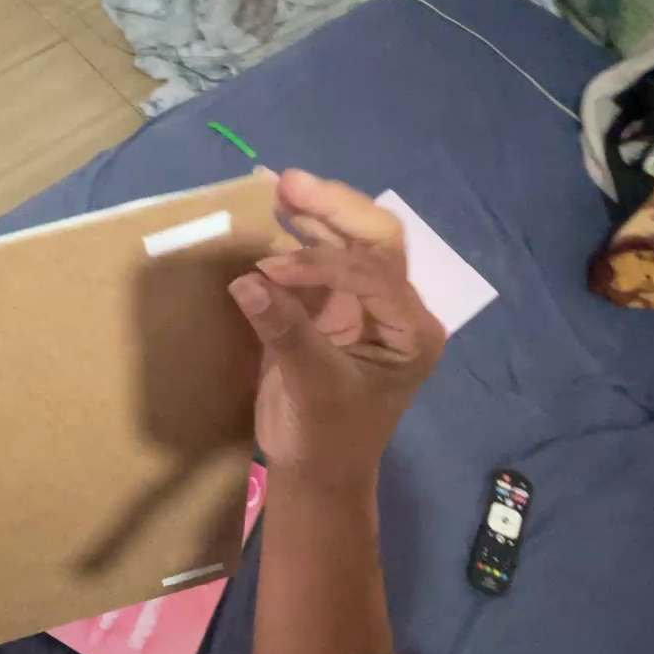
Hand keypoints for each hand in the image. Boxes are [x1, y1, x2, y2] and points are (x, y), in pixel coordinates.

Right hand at [229, 170, 443, 490]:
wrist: (316, 472)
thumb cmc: (328, 438)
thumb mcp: (313, 387)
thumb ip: (286, 332)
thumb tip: (244, 282)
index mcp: (409, 328)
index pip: (372, 272)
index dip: (320, 263)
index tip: (269, 270)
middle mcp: (393, 308)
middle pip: (374, 239)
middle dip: (334, 208)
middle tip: (288, 181)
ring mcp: (361, 305)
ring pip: (348, 242)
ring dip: (315, 214)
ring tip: (277, 185)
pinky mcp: (330, 309)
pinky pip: (317, 263)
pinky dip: (294, 238)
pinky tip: (271, 216)